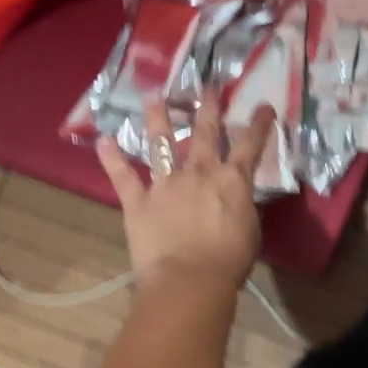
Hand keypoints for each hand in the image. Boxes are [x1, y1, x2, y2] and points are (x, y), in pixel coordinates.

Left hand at [97, 94, 276, 288]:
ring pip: (160, 144)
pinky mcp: (138, 202)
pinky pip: (123, 177)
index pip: (250, 145)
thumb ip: (244, 206)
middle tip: (208, 87)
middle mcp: (200, 172)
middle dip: (208, 107)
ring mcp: (166, 184)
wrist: (189, 280)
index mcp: (233, 180)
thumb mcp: (251, 229)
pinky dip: (112, 158)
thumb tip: (240, 198)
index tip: (264, 106)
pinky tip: (103, 140)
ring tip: (153, 97)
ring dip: (157, 119)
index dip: (259, 124)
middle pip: (204, 133)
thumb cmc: (229, 260)